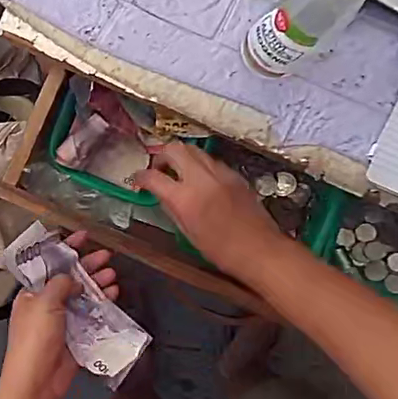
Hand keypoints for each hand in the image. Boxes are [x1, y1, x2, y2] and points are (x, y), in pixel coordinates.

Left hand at [0, 231, 117, 398]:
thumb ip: (60, 283)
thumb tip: (71, 275)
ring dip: (97, 285)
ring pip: (82, 298)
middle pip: (70, 280)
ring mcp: (60, 322)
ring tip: (112, 277)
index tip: (83, 237)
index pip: (50, 265)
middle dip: (88, 266)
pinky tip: (112, 297)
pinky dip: (101, 306)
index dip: (67, 249)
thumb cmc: (33, 341)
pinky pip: (90, 318)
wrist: (37, 382)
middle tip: (106, 257)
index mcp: (31, 294)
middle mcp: (45, 306)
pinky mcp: (74, 339)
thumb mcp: (44, 302)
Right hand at [133, 145, 286, 279]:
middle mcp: (201, 178)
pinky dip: (200, 165)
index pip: (153, 176)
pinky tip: (201, 181)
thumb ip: (171, 208)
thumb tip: (161, 194)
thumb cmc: (220, 250)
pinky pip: (211, 161)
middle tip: (159, 171)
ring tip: (179, 173)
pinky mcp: (234, 174)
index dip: (140, 177)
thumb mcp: (187, 232)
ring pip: (194, 150)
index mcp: (185, 198)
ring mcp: (220, 173)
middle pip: (174, 148)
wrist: (259, 250)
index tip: (138, 180)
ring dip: (181, 157)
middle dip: (161, 156)